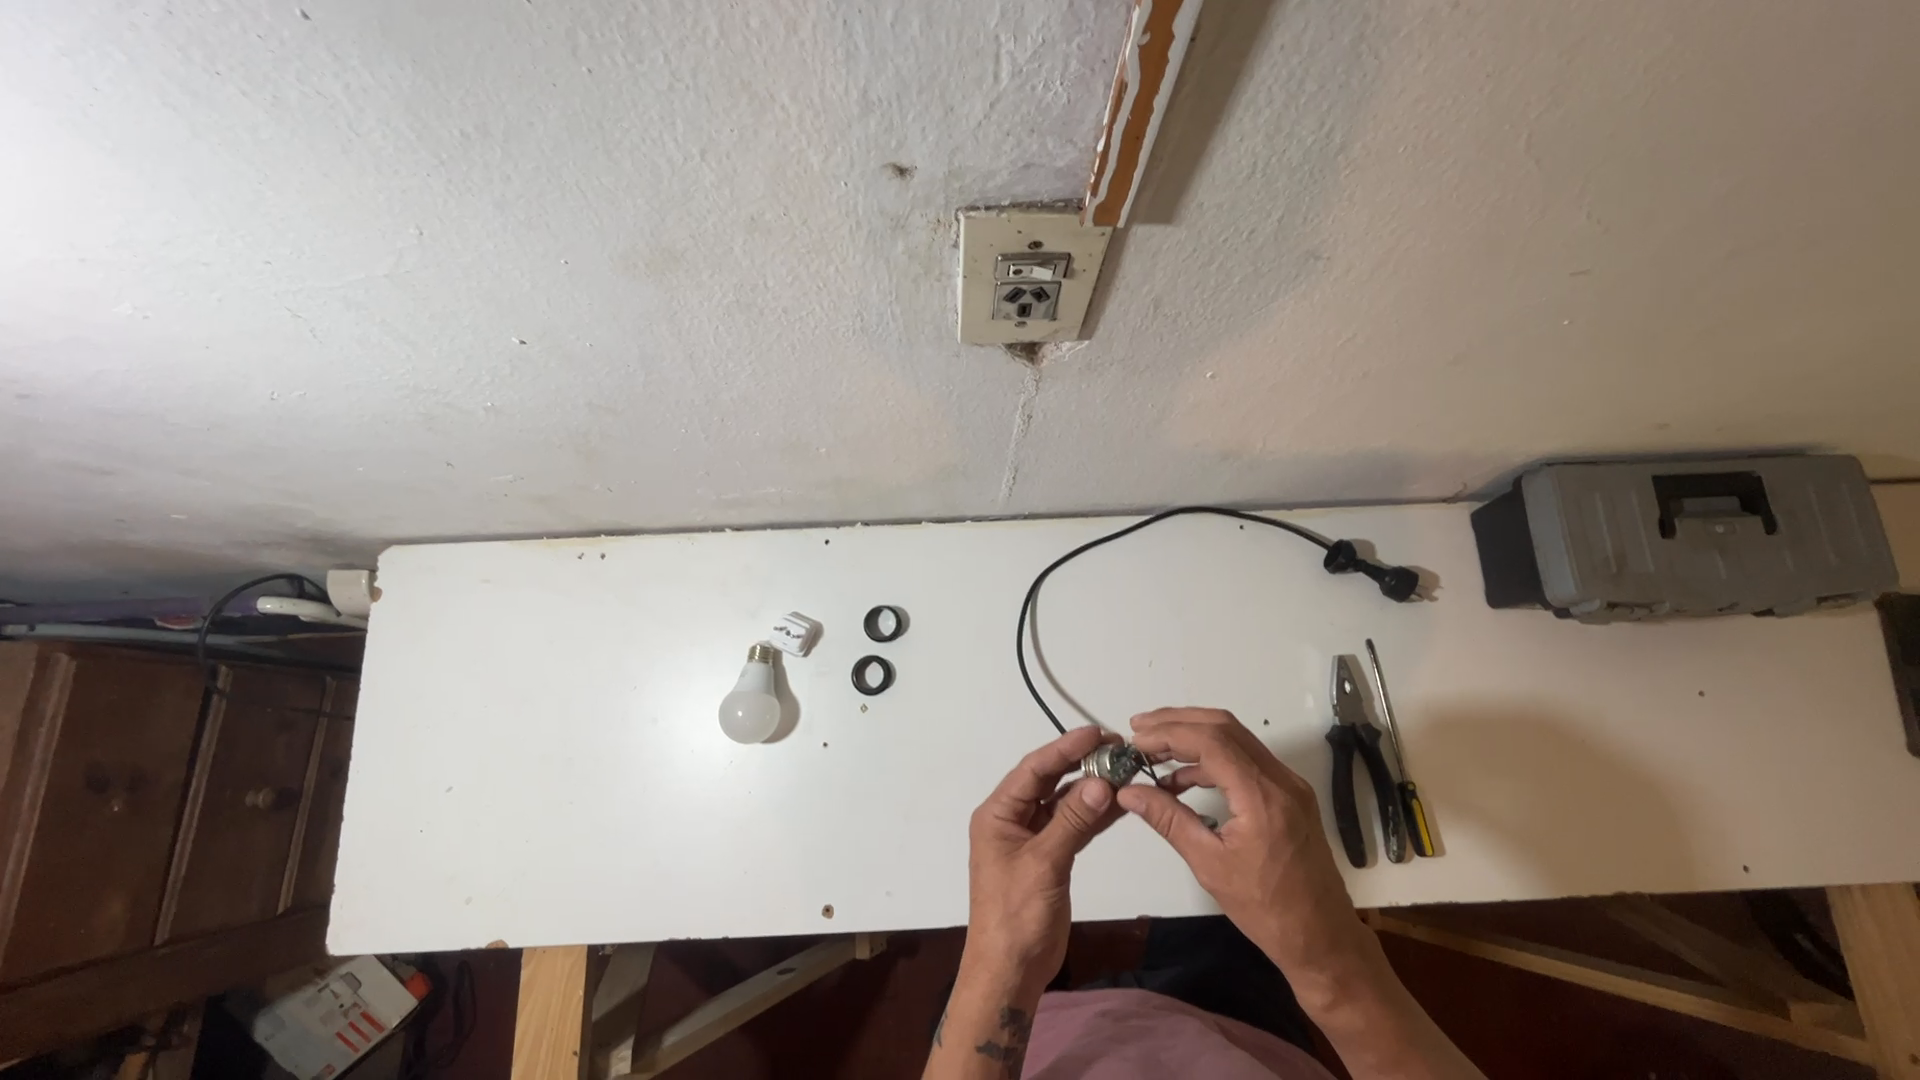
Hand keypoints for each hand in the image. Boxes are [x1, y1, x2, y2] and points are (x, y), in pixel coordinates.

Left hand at [964, 725, 1124, 986]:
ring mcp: (1031, 838)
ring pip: (1064, 802)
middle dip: (1081, 764)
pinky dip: (1094, 816)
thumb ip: (1072, 821)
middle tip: (1118, 748)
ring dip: (1091, 789)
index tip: (1096, 732)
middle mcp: (1012, 819)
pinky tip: (1121, 803)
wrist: (1010, 971)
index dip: (1064, 748)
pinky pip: (1073, 826)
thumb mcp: (1043, 864)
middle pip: (1049, 781)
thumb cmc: (1016, 915)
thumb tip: (1101, 783)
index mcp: (998, 814)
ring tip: (1126, 769)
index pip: (1033, 770)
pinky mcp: (1050, 857)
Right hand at [1116, 707, 1365, 976]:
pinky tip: (1182, 779)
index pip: (1211, 741)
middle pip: (1224, 727)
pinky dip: (1211, 758)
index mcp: (1262, 796)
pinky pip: (1245, 759)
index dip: (1168, 733)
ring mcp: (1288, 784)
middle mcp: (1280, 780)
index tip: (1135, 740)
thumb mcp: (1209, 865)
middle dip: (1177, 722)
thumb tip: (1128, 792)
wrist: (1323, 939)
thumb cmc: (1265, 910)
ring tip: (1153, 749)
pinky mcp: (1288, 794)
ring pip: (1236, 738)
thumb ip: (1168, 820)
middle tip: (1138, 728)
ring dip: (1193, 736)